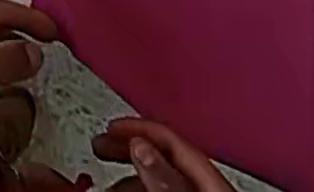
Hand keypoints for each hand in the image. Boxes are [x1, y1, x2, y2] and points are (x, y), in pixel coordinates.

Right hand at [94, 118, 233, 191]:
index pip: (173, 142)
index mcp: (213, 187)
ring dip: (127, 185)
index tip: (110, 128)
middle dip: (127, 153)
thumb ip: (168, 181)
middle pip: (162, 163)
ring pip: (157, 189)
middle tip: (100, 148)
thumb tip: (141, 148)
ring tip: (104, 190)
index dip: (138, 129)